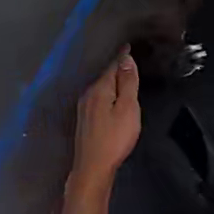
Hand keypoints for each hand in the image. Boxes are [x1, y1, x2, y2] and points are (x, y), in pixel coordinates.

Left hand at [70, 49, 140, 194]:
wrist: (93, 167)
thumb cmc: (114, 139)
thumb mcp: (127, 109)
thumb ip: (127, 83)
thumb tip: (126, 59)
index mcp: (99, 89)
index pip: (112, 65)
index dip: (122, 56)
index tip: (128, 46)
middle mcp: (88, 95)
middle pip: (104, 75)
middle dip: (116, 67)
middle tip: (128, 58)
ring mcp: (84, 108)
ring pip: (100, 88)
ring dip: (111, 81)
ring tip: (123, 76)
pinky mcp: (85, 121)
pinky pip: (98, 99)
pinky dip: (107, 94)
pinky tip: (112, 98)